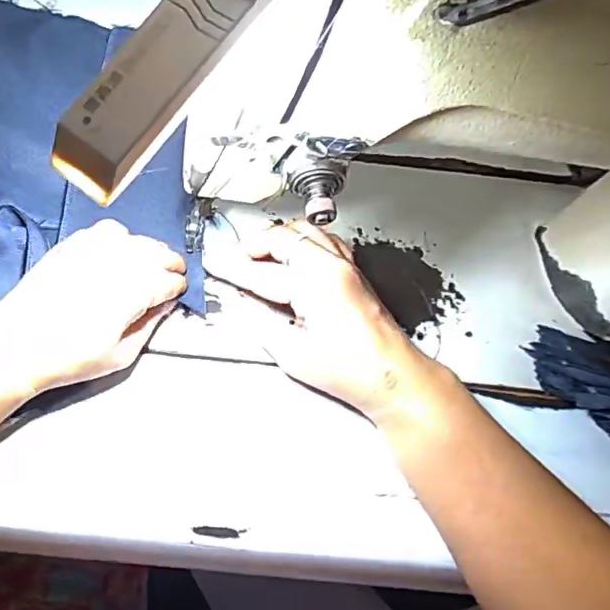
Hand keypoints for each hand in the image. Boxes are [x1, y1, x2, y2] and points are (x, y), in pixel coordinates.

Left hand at [0, 220, 187, 398]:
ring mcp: (92, 248)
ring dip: (147, 250)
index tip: (176, 293)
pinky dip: (119, 240)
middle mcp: (116, 261)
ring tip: (147, 265)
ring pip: (135, 238)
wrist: (17, 343)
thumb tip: (160, 310)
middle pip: (158, 252)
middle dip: (168, 264)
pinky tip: (116, 254)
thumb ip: (148, 326)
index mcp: (134, 288)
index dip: (177, 288)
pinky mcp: (72, 245)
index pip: (170, 280)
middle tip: (170, 276)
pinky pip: (106, 232)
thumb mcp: (120, 354)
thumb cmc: (65, 355)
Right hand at [208, 219, 451, 422]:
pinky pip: (325, 240)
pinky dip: (302, 241)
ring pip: (306, 232)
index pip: (261, 270)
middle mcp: (334, 267)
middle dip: (253, 246)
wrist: (394, 377)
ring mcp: (347, 267)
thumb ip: (260, 323)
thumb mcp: (292, 353)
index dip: (232, 269)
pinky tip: (294, 254)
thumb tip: (241, 305)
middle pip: (284, 238)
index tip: (215, 265)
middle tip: (233, 259)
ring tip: (259, 252)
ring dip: (279, 239)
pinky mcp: (355, 273)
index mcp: (316, 283)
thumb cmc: (355, 371)